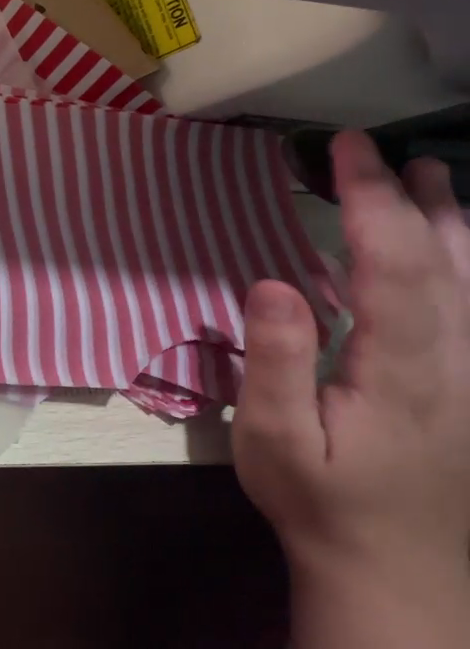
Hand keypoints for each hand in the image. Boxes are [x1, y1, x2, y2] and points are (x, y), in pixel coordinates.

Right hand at [234, 131, 469, 642]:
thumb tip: (272, 284)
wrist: (400, 571)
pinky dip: (469, 268)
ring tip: (432, 178)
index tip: (346, 152)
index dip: (373, 203)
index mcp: (404, 371)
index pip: (393, 268)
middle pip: (446, 265)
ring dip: (454, 226)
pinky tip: (456, 252)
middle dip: (413, 201)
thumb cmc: (319, 499)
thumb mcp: (277, 437)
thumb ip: (278, 362)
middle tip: (380, 151)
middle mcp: (458, 365)